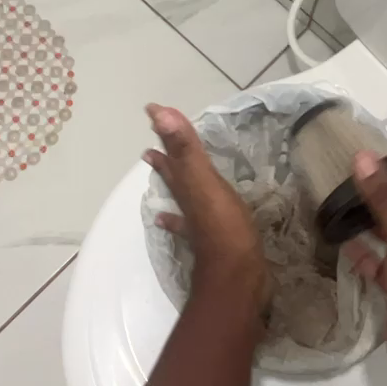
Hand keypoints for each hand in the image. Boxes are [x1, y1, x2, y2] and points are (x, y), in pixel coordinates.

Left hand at [144, 104, 271, 313]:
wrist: (236, 275)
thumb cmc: (223, 224)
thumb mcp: (203, 179)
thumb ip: (184, 147)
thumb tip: (159, 113)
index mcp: (186, 182)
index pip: (170, 150)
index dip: (163, 131)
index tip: (152, 110)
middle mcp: (185, 199)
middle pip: (171, 171)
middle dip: (163, 154)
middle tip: (151, 144)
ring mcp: (195, 220)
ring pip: (177, 194)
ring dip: (169, 179)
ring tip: (158, 169)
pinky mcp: (207, 238)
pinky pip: (186, 224)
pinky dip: (175, 219)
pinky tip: (166, 220)